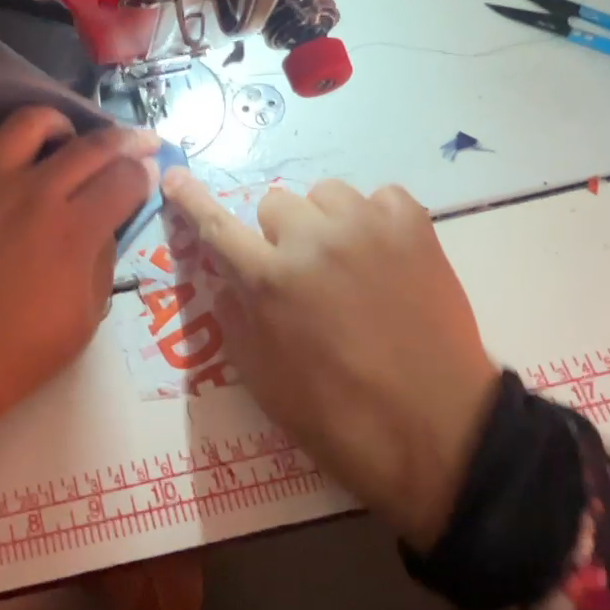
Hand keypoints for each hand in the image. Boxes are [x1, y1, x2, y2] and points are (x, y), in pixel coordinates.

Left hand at [0, 107, 159, 586]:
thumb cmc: (13, 356)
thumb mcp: (82, 321)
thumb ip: (100, 264)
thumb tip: (103, 228)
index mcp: (73, 230)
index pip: (124, 179)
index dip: (145, 172)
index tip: (150, 173)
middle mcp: (31, 193)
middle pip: (89, 145)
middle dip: (123, 139)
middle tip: (134, 143)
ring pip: (25, 123)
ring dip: (55, 125)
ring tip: (61, 140)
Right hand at [160, 169, 499, 549]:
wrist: (435, 432)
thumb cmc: (336, 415)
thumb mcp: (261, 376)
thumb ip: (235, 316)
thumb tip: (227, 277)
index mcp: (269, 279)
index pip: (216, 225)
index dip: (191, 200)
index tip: (174, 177)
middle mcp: (313, 239)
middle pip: (274, 204)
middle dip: (278, 236)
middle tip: (301, 277)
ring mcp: (368, 226)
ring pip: (325, 194)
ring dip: (324, 223)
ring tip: (347, 265)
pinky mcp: (416, 226)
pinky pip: (379, 197)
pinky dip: (374, 220)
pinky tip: (383, 256)